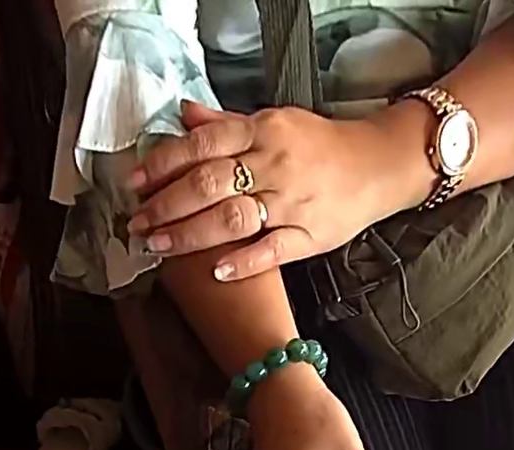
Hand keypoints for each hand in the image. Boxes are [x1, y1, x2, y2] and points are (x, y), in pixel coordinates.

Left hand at [128, 101, 424, 280]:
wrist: (378, 165)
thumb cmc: (320, 147)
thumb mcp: (274, 124)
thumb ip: (226, 123)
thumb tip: (185, 115)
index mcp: (262, 132)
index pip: (202, 145)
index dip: (163, 164)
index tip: (135, 184)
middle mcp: (273, 164)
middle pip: (209, 184)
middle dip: (166, 205)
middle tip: (138, 225)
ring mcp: (290, 202)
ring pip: (232, 218)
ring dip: (190, 235)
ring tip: (159, 246)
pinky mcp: (308, 235)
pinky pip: (271, 250)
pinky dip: (242, 261)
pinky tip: (216, 271)